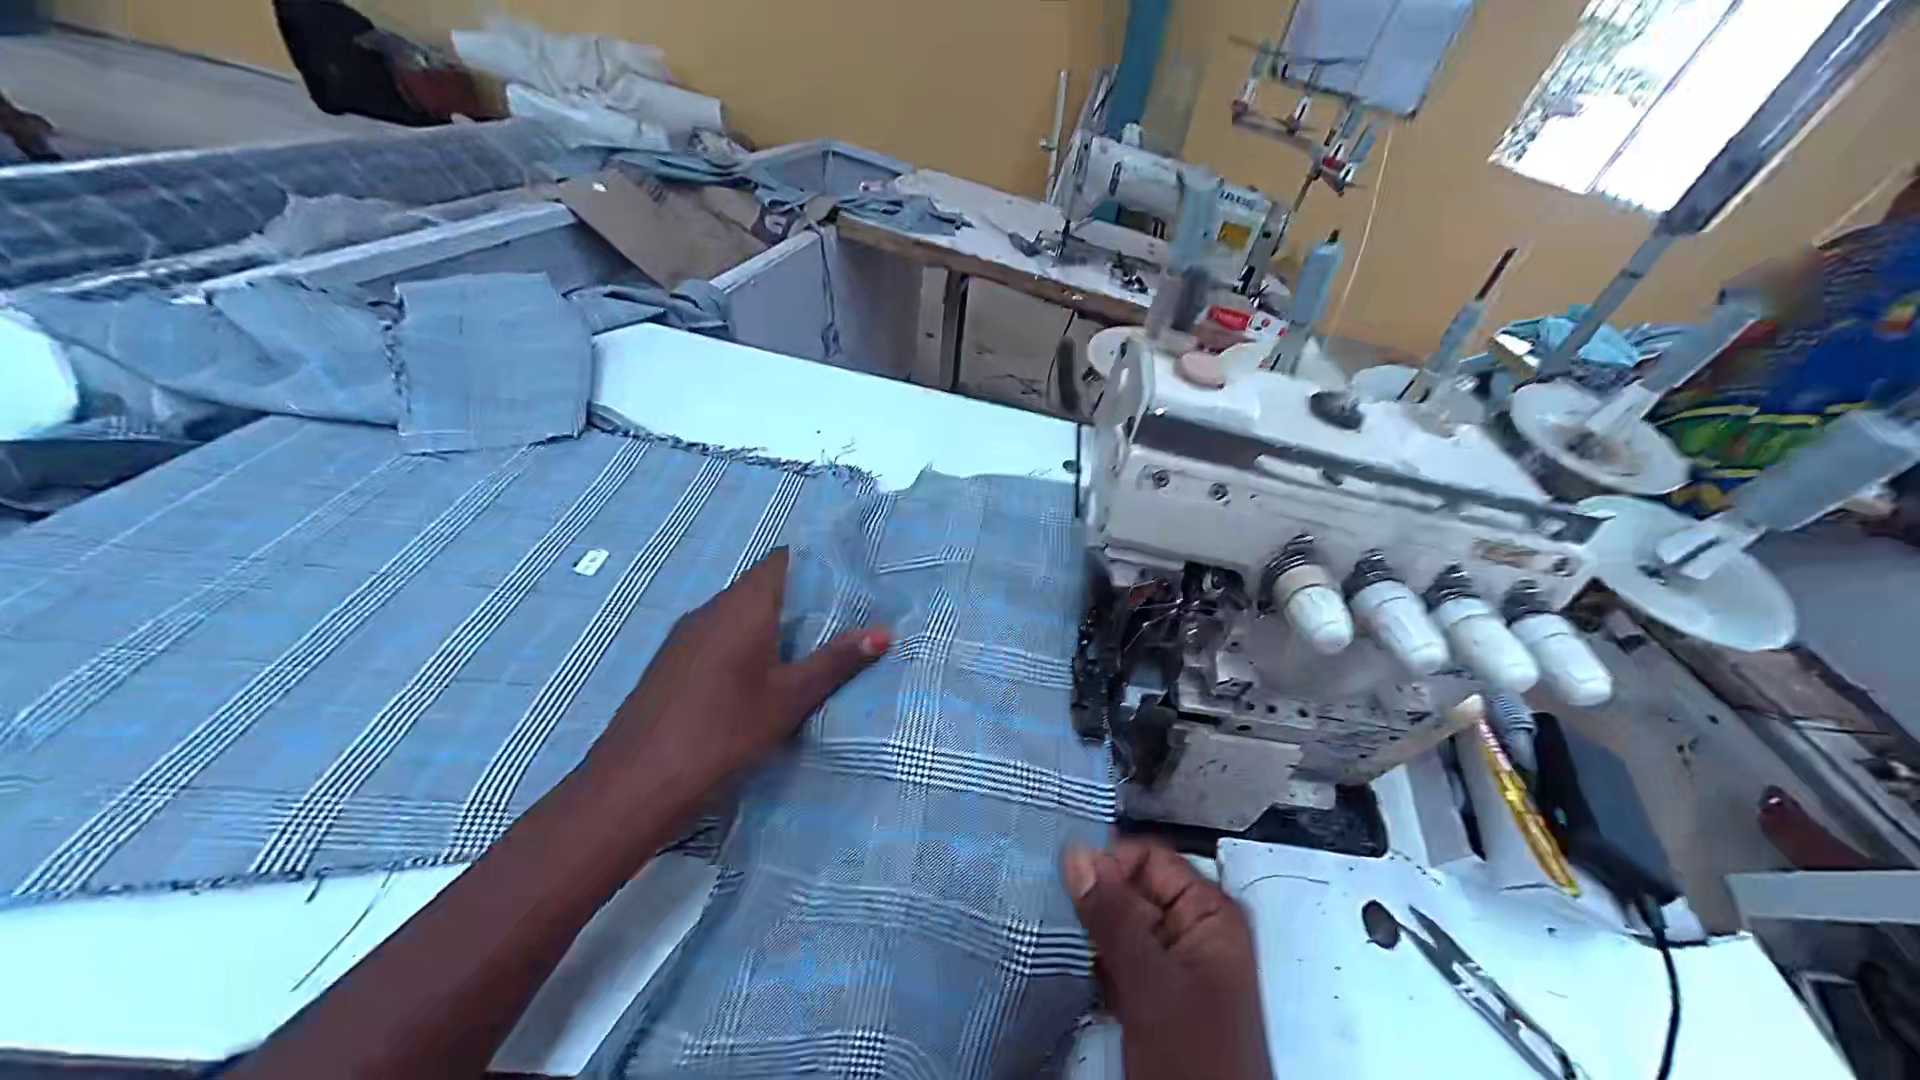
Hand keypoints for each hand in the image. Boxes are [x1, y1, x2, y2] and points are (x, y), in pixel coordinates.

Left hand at [575, 547, 889, 823]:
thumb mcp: (789, 698)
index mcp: (743, 604)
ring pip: (740, 611)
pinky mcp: (674, 660)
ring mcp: (687, 634)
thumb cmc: (724, 731)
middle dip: (803, 598)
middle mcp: (712, 607)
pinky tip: (763, 674)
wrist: (636, 783)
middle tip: (844, 618)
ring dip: (774, 623)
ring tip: (812, 647)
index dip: (818, 564)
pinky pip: (720, 634)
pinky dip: (747, 641)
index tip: (851, 582)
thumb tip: (884, 632)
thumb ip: (836, 661)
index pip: (784, 560)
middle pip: (763, 585)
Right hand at [1064, 839, 1271, 1079]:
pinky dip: (1096, 959)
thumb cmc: (1202, 1068)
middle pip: (1133, 888)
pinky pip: (1118, 953)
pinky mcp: (1156, 990)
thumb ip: (1112, 916)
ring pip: (1121, 922)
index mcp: (1211, 915)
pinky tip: (1081, 969)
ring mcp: (1175, 962)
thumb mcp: (1151, 984)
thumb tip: (1078, 859)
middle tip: (1061, 912)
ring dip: (1092, 931)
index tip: (1071, 880)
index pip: (1150, 857)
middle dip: (1096, 900)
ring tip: (1068, 942)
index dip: (1110, 864)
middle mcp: (1195, 930)